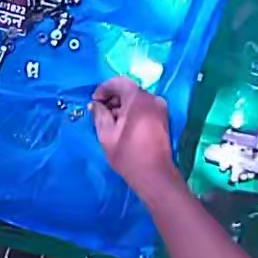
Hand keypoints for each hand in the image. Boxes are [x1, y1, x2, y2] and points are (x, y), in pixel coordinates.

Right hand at [91, 77, 181, 200]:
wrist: (154, 175)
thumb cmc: (128, 155)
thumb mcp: (106, 134)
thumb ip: (99, 115)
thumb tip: (95, 105)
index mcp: (139, 100)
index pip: (119, 82)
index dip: (104, 89)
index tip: (94, 101)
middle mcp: (153, 99)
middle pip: (129, 90)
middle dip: (113, 98)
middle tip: (99, 112)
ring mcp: (160, 109)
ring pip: (137, 99)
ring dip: (122, 106)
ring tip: (109, 121)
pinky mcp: (163, 119)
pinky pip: (144, 107)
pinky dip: (132, 111)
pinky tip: (122, 126)